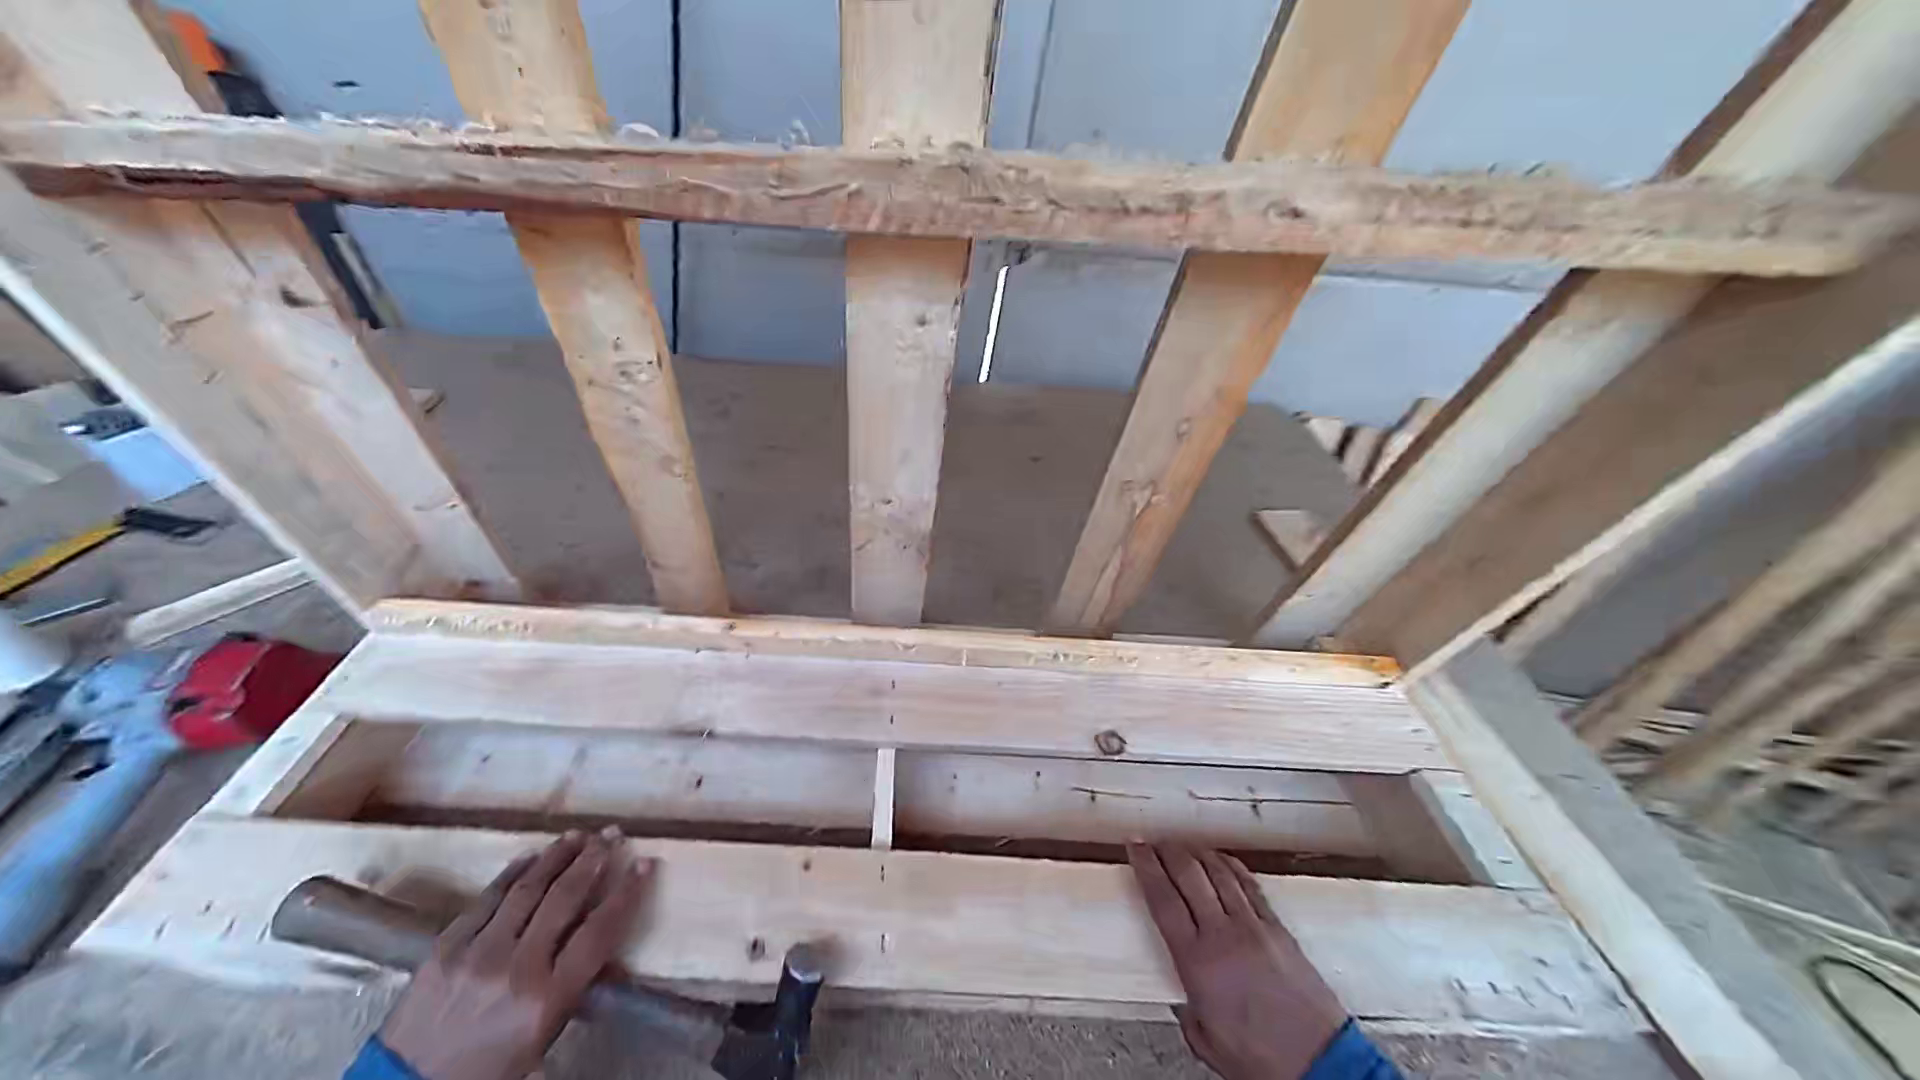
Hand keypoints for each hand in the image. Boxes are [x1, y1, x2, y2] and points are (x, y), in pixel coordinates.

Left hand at [380, 829, 652, 1079]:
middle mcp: (516, 968)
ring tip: (578, 835)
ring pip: (528, 889)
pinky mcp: (445, 946)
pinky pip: (487, 898)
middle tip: (612, 834)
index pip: (599, 931)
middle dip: (594, 859)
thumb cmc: (489, 1068)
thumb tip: (609, 942)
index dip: (627, 892)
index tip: (645, 863)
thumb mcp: (544, 1035)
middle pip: (565, 897)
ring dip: (558, 856)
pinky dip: (513, 873)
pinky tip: (531, 856)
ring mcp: (477, 953)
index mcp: (547, 998)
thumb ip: (576, 984)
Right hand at [1129, 844, 1347, 1079]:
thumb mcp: (1207, 1041)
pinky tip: (1220, 859)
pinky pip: (1249, 885)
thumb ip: (1186, 1010)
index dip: (1145, 865)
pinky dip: (1230, 866)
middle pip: (1188, 873)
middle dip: (1166, 850)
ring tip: (1182, 845)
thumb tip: (1183, 998)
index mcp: (1196, 962)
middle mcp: (1222, 935)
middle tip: (1154, 841)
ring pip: (1218, 872)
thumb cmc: (1264, 1061)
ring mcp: (1253, 928)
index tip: (1135, 847)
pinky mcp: (1278, 929)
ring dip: (1196, 852)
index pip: (1162, 897)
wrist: (1322, 1067)